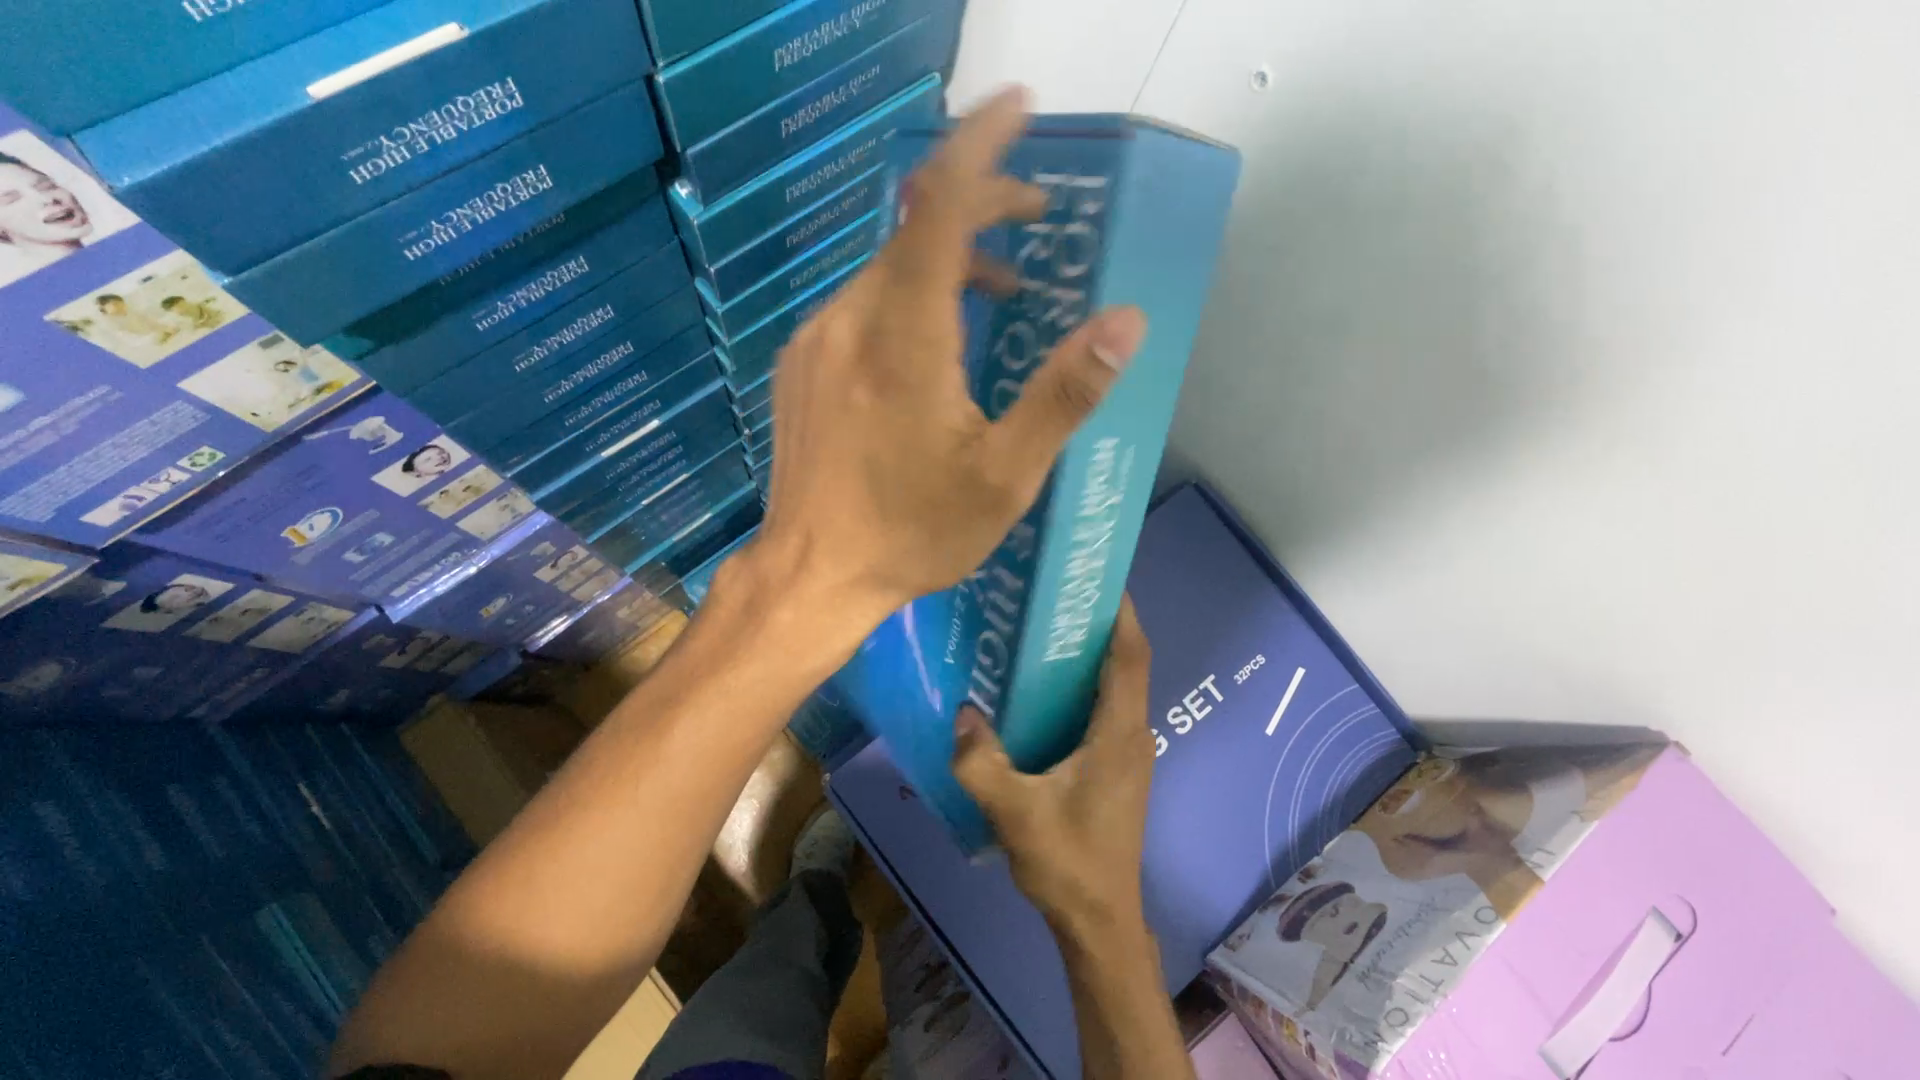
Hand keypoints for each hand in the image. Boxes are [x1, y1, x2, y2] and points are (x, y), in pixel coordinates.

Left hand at [743, 86, 1150, 654]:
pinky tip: (934, 340)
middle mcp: (852, 319)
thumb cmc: (914, 532)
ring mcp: (817, 339)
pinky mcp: (802, 362)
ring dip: (946, 260)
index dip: (982, 149)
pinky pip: (861, 302)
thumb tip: (1126, 322)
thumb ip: (1065, 392)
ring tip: (1002, 294)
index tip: (1018, 110)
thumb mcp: (1006, 476)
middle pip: (916, 228)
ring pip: (887, 267)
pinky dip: (908, 295)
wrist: (812, 573)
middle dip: (981, 208)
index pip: (940, 207)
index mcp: (905, 339)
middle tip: (1036, 224)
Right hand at [950, 596, 1155, 931]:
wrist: (1099, 919)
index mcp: (1120, 733)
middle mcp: (1133, 733)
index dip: (1119, 611)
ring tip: (1038, 631)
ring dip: (1086, 655)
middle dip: (1095, 623)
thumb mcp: (1014, 811)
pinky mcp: (1115, 768)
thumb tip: (963, 711)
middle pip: (1124, 662)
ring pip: (1113, 686)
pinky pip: (1102, 709)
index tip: (1093, 575)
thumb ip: (982, 762)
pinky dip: (1079, 687)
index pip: (1130, 655)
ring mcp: (1127, 752)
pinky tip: (1036, 691)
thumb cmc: (1066, 862)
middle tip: (1048, 595)